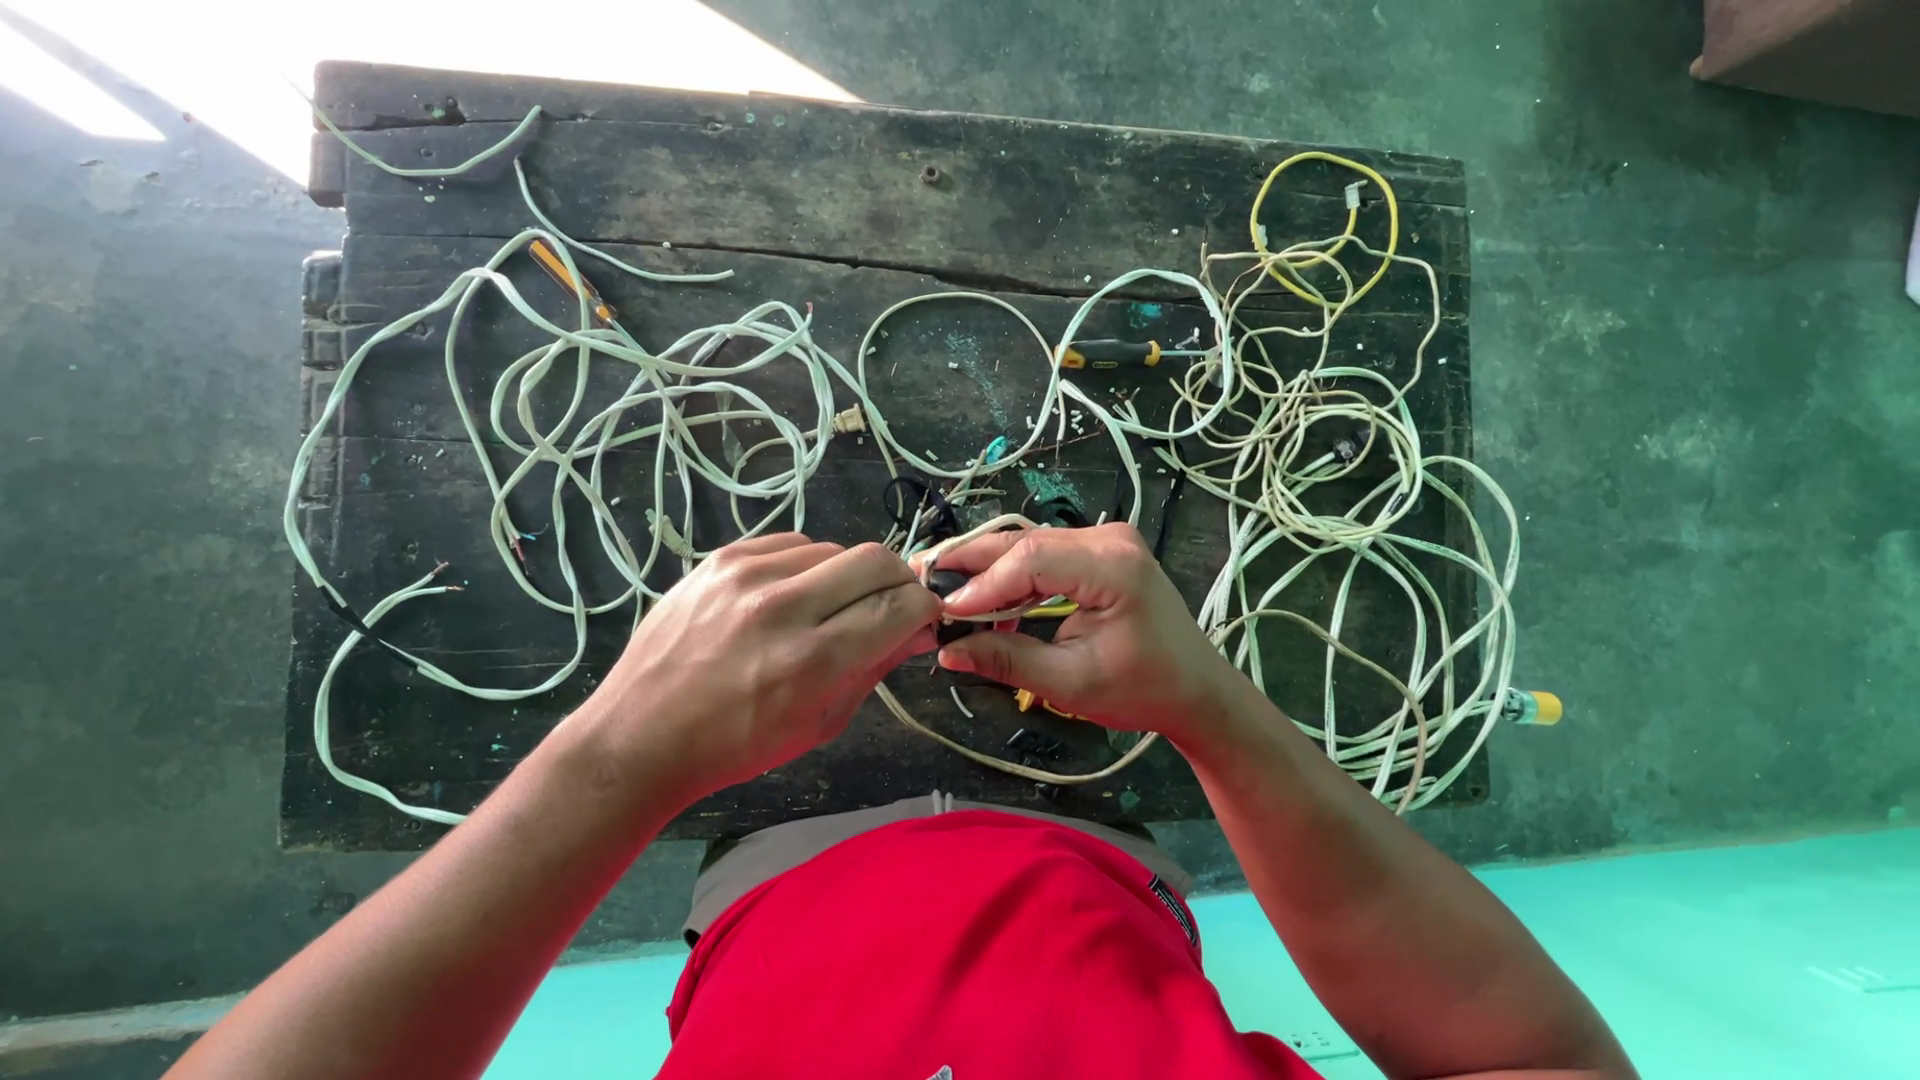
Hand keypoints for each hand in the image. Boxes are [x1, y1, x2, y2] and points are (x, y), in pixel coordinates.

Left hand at [583, 533, 939, 798]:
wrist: (641, 734)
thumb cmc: (737, 745)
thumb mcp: (820, 723)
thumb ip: (874, 669)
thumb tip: (917, 629)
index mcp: (813, 661)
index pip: (899, 607)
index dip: (924, 609)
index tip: (924, 619)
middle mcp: (783, 606)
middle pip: (877, 560)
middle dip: (900, 581)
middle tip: (893, 604)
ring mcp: (747, 574)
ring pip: (835, 548)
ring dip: (849, 575)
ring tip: (831, 606)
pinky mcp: (721, 558)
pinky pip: (791, 544)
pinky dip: (807, 566)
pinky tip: (792, 594)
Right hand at [932, 523, 1244, 743]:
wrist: (1195, 689)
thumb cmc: (1142, 690)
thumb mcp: (1069, 683)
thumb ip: (1006, 660)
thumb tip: (946, 651)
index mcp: (1112, 565)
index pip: (1029, 559)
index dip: (981, 585)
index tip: (942, 612)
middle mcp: (1109, 537)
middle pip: (1024, 542)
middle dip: (972, 565)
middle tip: (921, 578)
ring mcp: (1107, 538)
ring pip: (1029, 545)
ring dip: (987, 571)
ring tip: (944, 591)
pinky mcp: (1101, 549)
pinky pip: (1044, 554)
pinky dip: (1013, 577)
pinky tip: (987, 604)